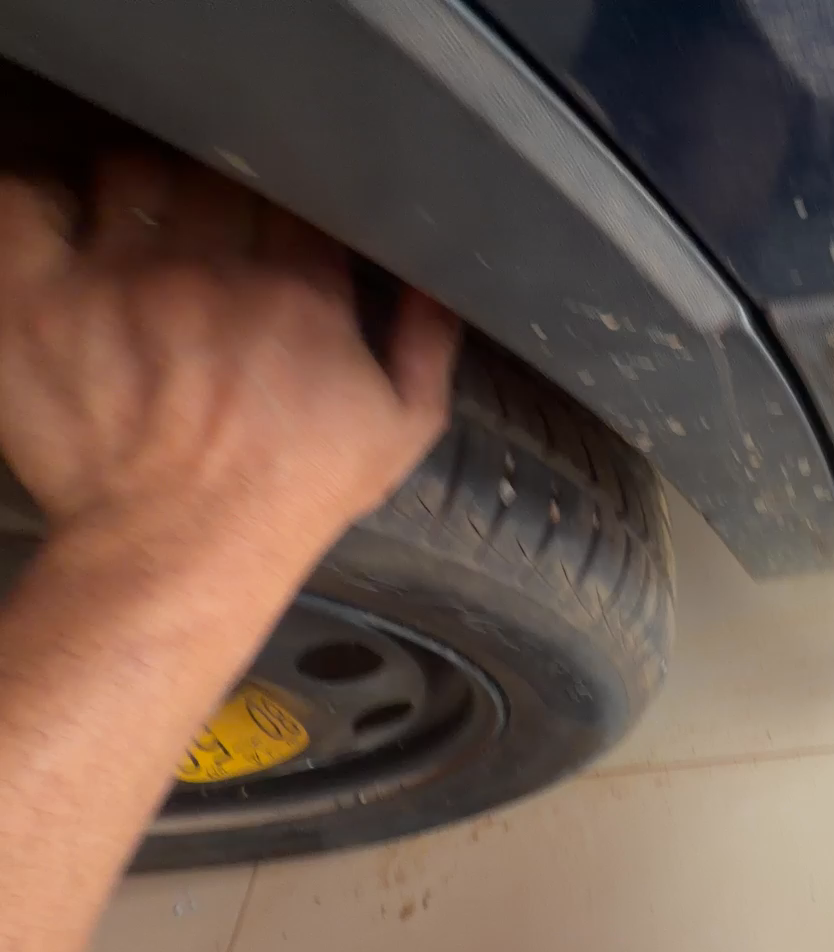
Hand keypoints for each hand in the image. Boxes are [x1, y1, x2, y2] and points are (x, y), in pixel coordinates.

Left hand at [0, 154, 457, 550]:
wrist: (192, 537)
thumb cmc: (310, 480)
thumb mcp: (409, 423)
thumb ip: (428, 345)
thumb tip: (436, 285)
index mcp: (305, 297)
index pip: (303, 208)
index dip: (307, 215)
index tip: (305, 238)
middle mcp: (210, 272)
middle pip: (220, 181)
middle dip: (237, 201)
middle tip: (241, 234)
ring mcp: (115, 279)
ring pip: (131, 176)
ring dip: (156, 192)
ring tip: (165, 228)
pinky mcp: (31, 297)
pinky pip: (21, 200)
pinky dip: (47, 200)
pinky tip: (76, 228)